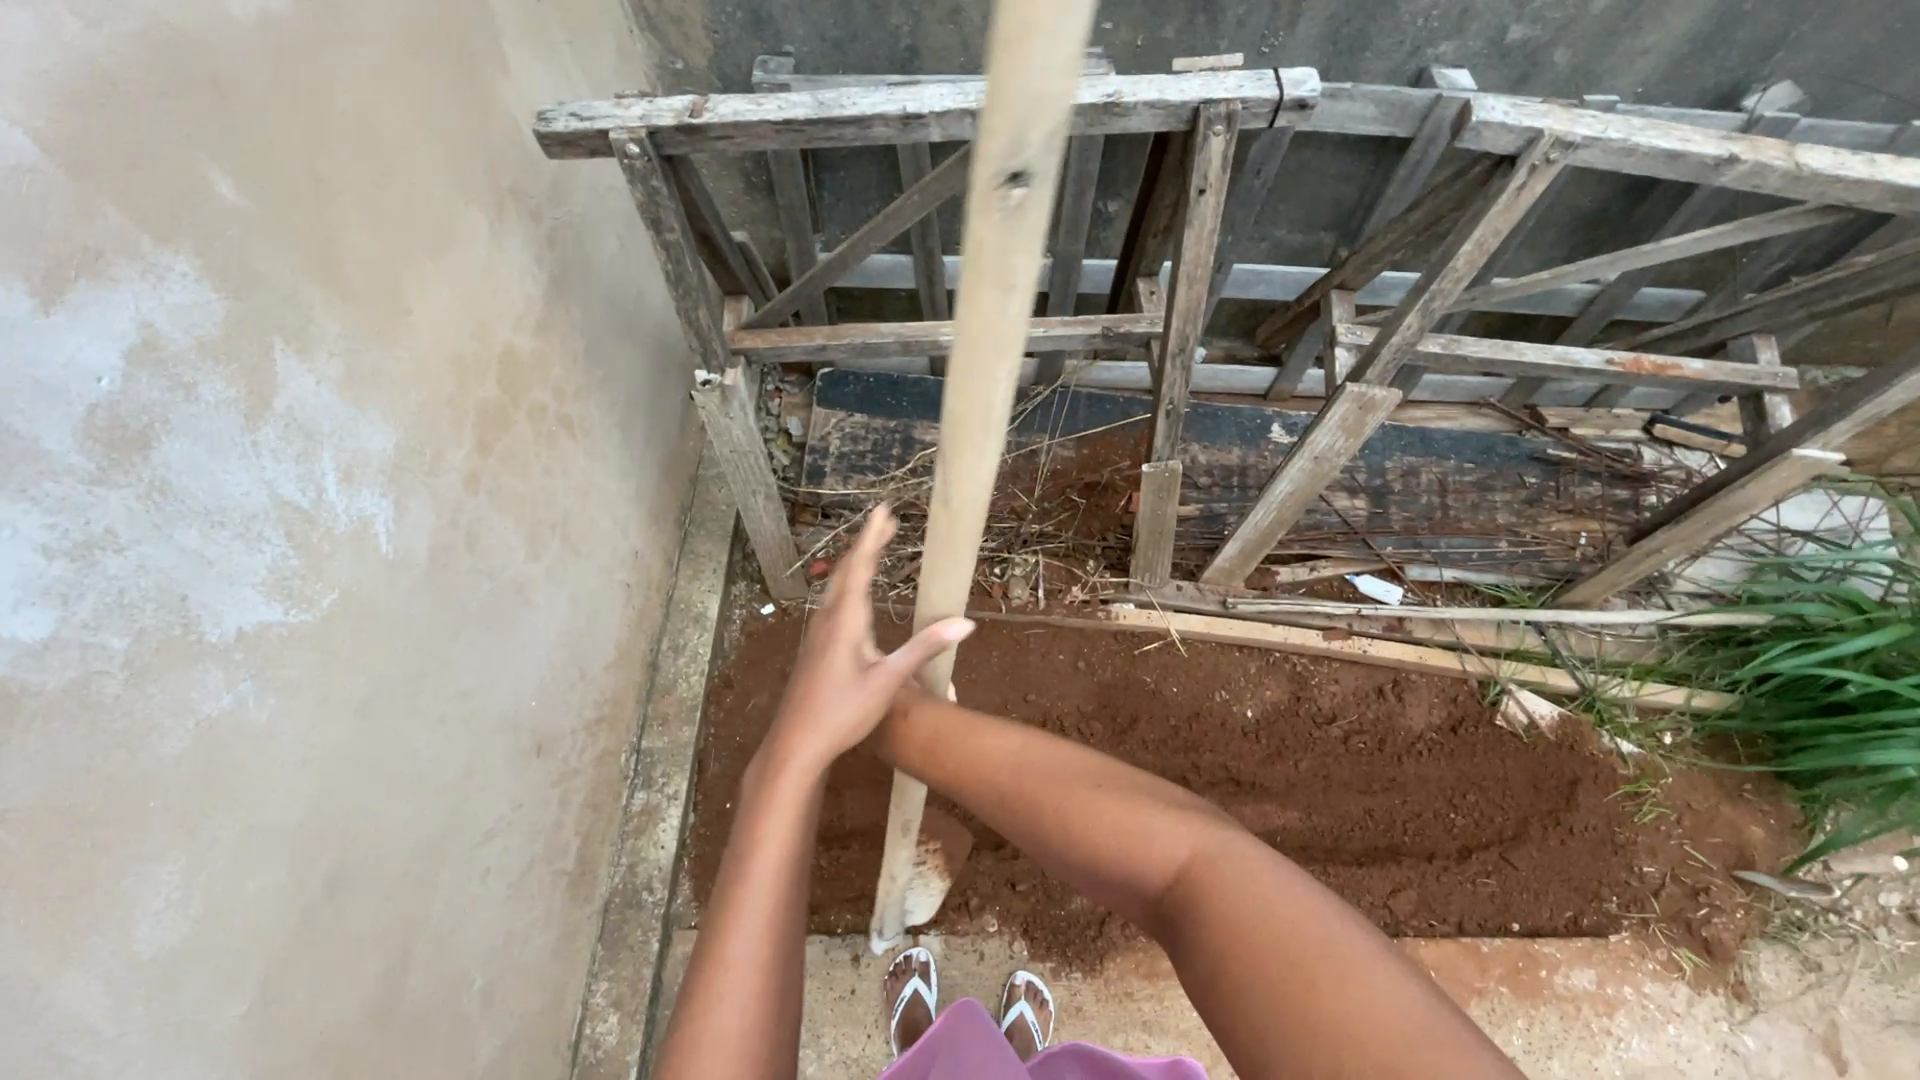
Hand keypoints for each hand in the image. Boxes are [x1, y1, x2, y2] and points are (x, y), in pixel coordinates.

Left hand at [765, 505, 974, 772]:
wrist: (795, 744)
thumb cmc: (842, 713)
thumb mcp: (888, 681)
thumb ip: (924, 649)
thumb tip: (966, 623)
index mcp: (845, 620)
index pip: (860, 567)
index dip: (872, 537)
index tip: (883, 510)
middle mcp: (827, 619)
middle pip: (845, 571)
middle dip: (866, 543)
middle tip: (884, 520)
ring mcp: (817, 633)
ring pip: (835, 587)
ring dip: (854, 563)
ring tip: (871, 548)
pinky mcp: (814, 648)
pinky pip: (832, 603)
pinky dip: (847, 585)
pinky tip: (852, 597)